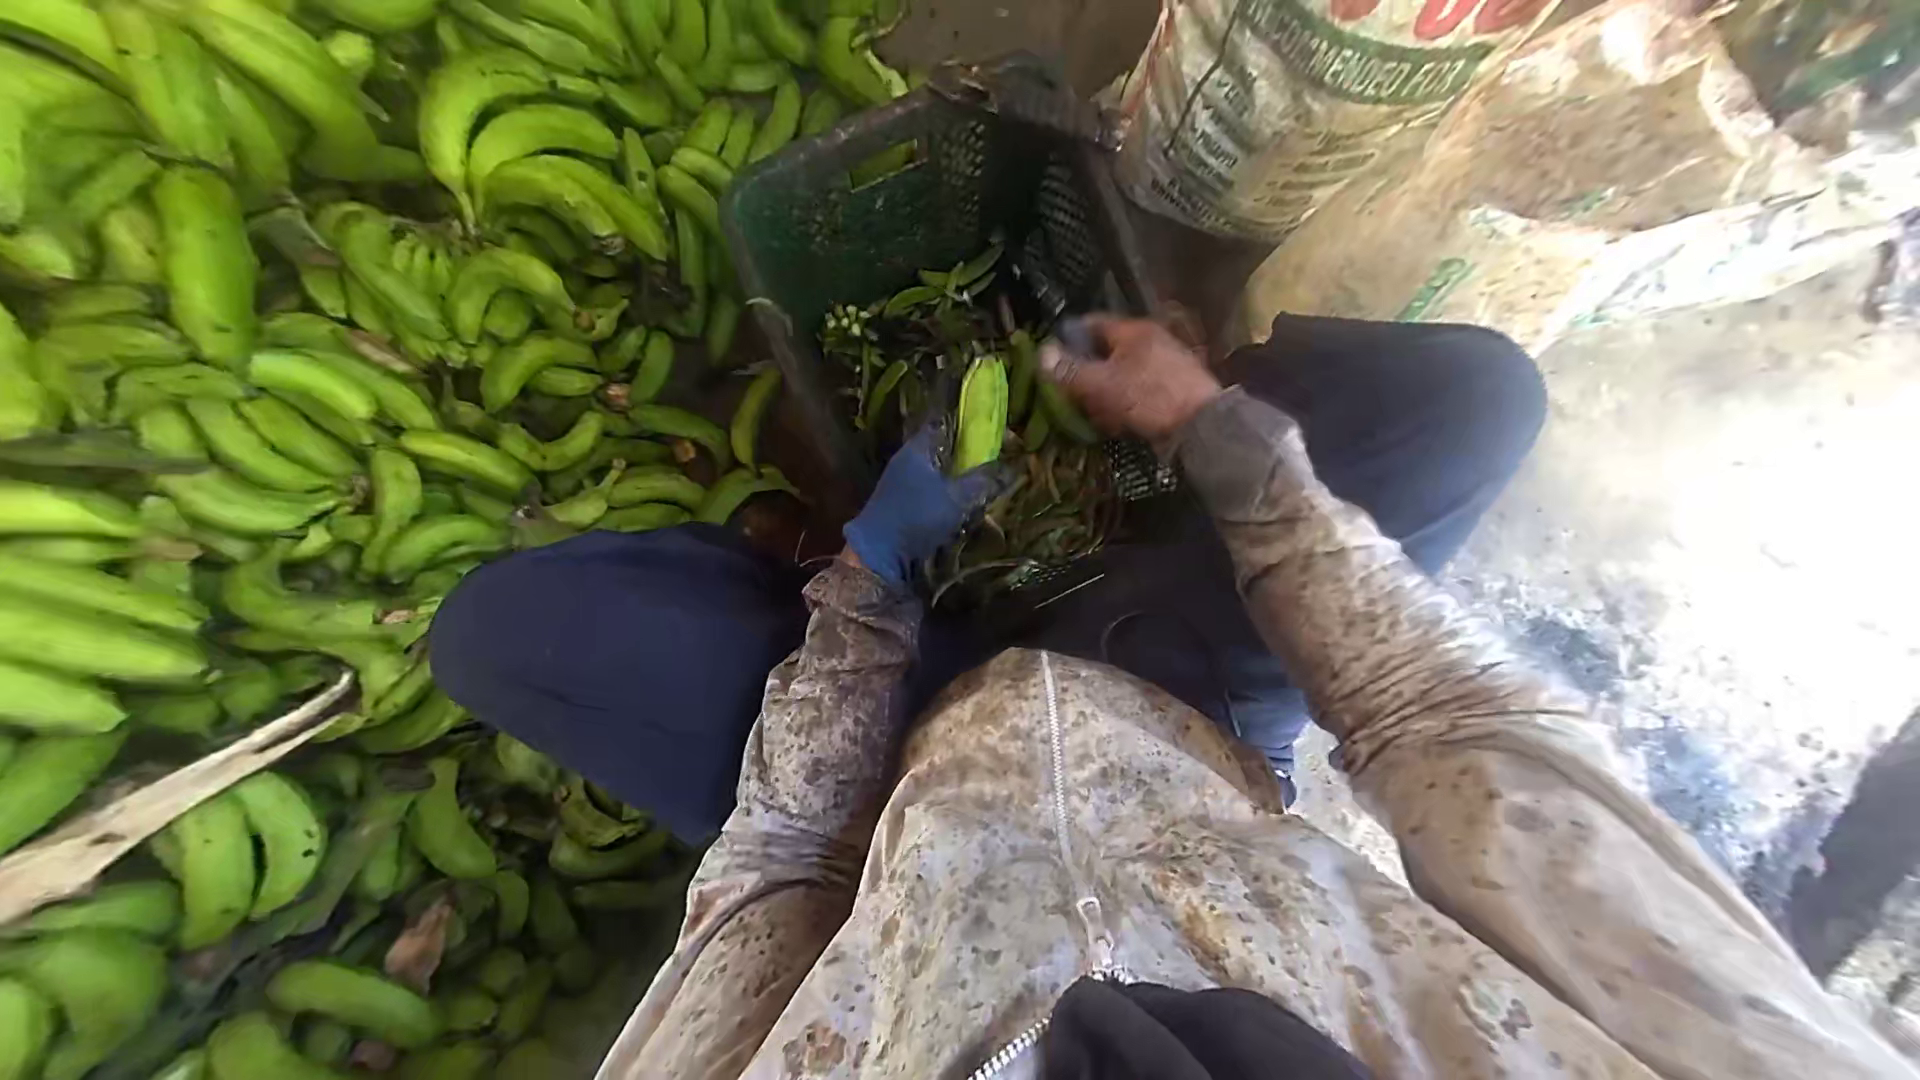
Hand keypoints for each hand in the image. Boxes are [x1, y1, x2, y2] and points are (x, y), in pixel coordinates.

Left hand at [843, 426, 1004, 588]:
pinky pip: (930, 497)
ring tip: (982, 491)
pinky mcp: (901, 509)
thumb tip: (1011, 467)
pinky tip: (962, 512)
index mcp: (916, 449)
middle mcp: (906, 462)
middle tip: (992, 464)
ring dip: (957, 483)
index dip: (965, 426)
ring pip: (937, 476)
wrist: (879, 554)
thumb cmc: (917, 515)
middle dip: (966, 459)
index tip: (989, 432)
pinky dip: (947, 501)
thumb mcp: (957, 497)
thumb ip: (984, 480)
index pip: (942, 424)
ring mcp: (901, 486)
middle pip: (941, 452)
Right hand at [1040, 316, 1222, 448]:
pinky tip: (1115, 422)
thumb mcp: (1102, 385)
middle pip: (1105, 351)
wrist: (1201, 426)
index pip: (1091, 324)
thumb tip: (1041, 354)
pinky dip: (1121, 404)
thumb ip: (1070, 371)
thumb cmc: (1149, 398)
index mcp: (1133, 331)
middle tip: (1068, 392)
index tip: (1052, 359)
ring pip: (1120, 374)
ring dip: (1102, 392)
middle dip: (1085, 372)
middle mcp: (1150, 342)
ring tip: (1090, 412)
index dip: (1068, 338)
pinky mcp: (1171, 390)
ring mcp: (1163, 366)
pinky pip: (1136, 392)